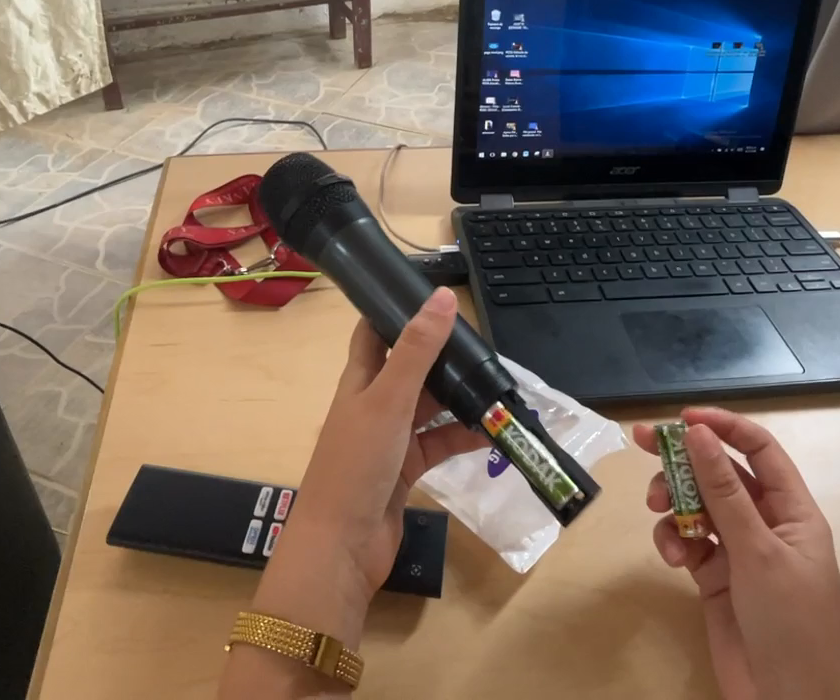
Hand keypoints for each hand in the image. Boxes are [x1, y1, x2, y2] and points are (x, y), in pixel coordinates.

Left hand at [221, 289, 487, 696]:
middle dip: (442, 356)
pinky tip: (491, 431)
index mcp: (360, 379)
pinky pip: (438, 443)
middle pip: (409, 368)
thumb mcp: (390, 397)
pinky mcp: (405, 470)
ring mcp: (389, 438)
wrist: (342, 547)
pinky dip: (462, 436)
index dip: (396, 309)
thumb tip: (443, 297)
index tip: (431, 293)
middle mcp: (373, 403)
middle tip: (482, 344)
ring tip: (497, 386)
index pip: (375, 331)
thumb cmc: (357, 462)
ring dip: (458, 397)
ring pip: (428, 407)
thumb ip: (418, 349)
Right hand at [634, 408, 839, 699]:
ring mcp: (739, 551)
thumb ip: (723, 491)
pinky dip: (674, 542)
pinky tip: (673, 558)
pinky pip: (687, 541)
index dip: (723, 427)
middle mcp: (765, 523)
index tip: (681, 417)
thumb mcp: (757, 552)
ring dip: (673, 502)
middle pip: (719, 473)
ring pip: (697, 505)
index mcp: (792, 510)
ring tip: (656, 511)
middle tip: (638, 441)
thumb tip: (696, 432)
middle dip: (682, 459)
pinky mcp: (714, 578)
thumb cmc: (791, 623)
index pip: (759, 450)